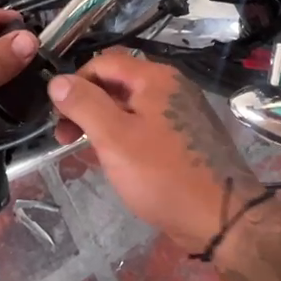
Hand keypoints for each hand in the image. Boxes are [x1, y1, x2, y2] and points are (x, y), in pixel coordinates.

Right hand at [46, 49, 267, 254]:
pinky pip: (148, 123)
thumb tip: (57, 81)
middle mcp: (172, 85)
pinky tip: (119, 158)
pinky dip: (127, 133)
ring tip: (90, 151)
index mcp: (155, 77)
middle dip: (88, 104)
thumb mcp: (115, 139)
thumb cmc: (163, 176)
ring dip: (105, 121)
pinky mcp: (188, 134)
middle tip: (67, 138)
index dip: (76, 83)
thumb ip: (85, 105)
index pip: (104, 62)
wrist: (222, 217)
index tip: (59, 118)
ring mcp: (183, 109)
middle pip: (118, 81)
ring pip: (132, 104)